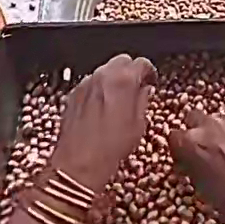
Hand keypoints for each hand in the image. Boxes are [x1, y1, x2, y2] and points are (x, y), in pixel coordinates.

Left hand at [48, 54, 155, 189]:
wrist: (79, 162)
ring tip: (119, 99)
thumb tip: (145, 90)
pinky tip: (103, 107)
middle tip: (137, 87)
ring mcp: (86, 83)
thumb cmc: (110, 147)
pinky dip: (99, 88)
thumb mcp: (138, 125)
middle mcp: (103, 76)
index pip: (141, 63)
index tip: (151, 80)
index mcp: (123, 80)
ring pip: (105, 70)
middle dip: (131, 71)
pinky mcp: (74, 93)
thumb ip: (143, 100)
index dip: (149, 71)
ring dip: (114, 79)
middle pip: (122, 61)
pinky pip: (91, 83)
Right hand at [169, 109, 224, 223]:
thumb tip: (187, 159)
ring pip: (216, 119)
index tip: (183, 154)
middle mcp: (207, 125)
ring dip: (218, 131)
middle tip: (204, 148)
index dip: (179, 147)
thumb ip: (190, 165)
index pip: (173, 136)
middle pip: (193, 118)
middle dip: (196, 130)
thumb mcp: (202, 187)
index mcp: (190, 143)